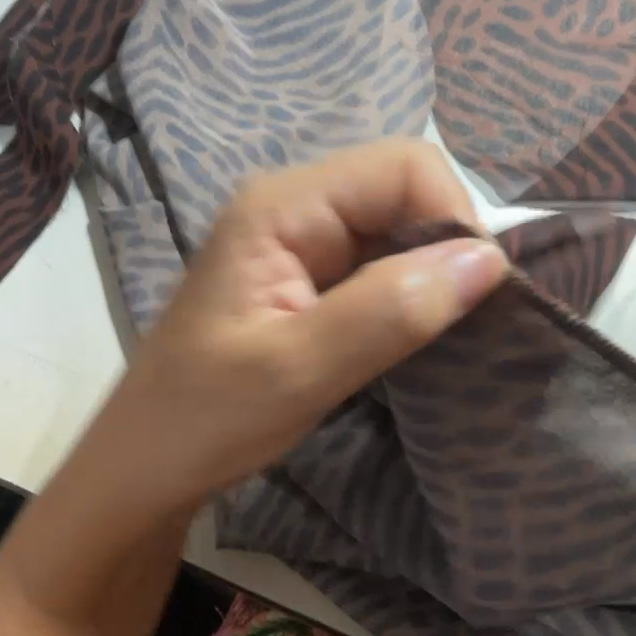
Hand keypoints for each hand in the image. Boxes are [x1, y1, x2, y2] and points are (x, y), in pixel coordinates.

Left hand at [90, 139, 508, 509]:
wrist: (146, 467)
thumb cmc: (204, 419)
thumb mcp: (297, 370)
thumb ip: (388, 311)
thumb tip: (489, 261)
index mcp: (280, 208)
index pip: (403, 169)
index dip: (453, 219)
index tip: (478, 297)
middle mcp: (291, 212)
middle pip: (402, 196)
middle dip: (445, 253)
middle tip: (464, 328)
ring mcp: (296, 251)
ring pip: (395, 239)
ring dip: (430, 283)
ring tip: (448, 341)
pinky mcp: (303, 290)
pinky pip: (376, 276)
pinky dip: (407, 306)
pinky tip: (417, 346)